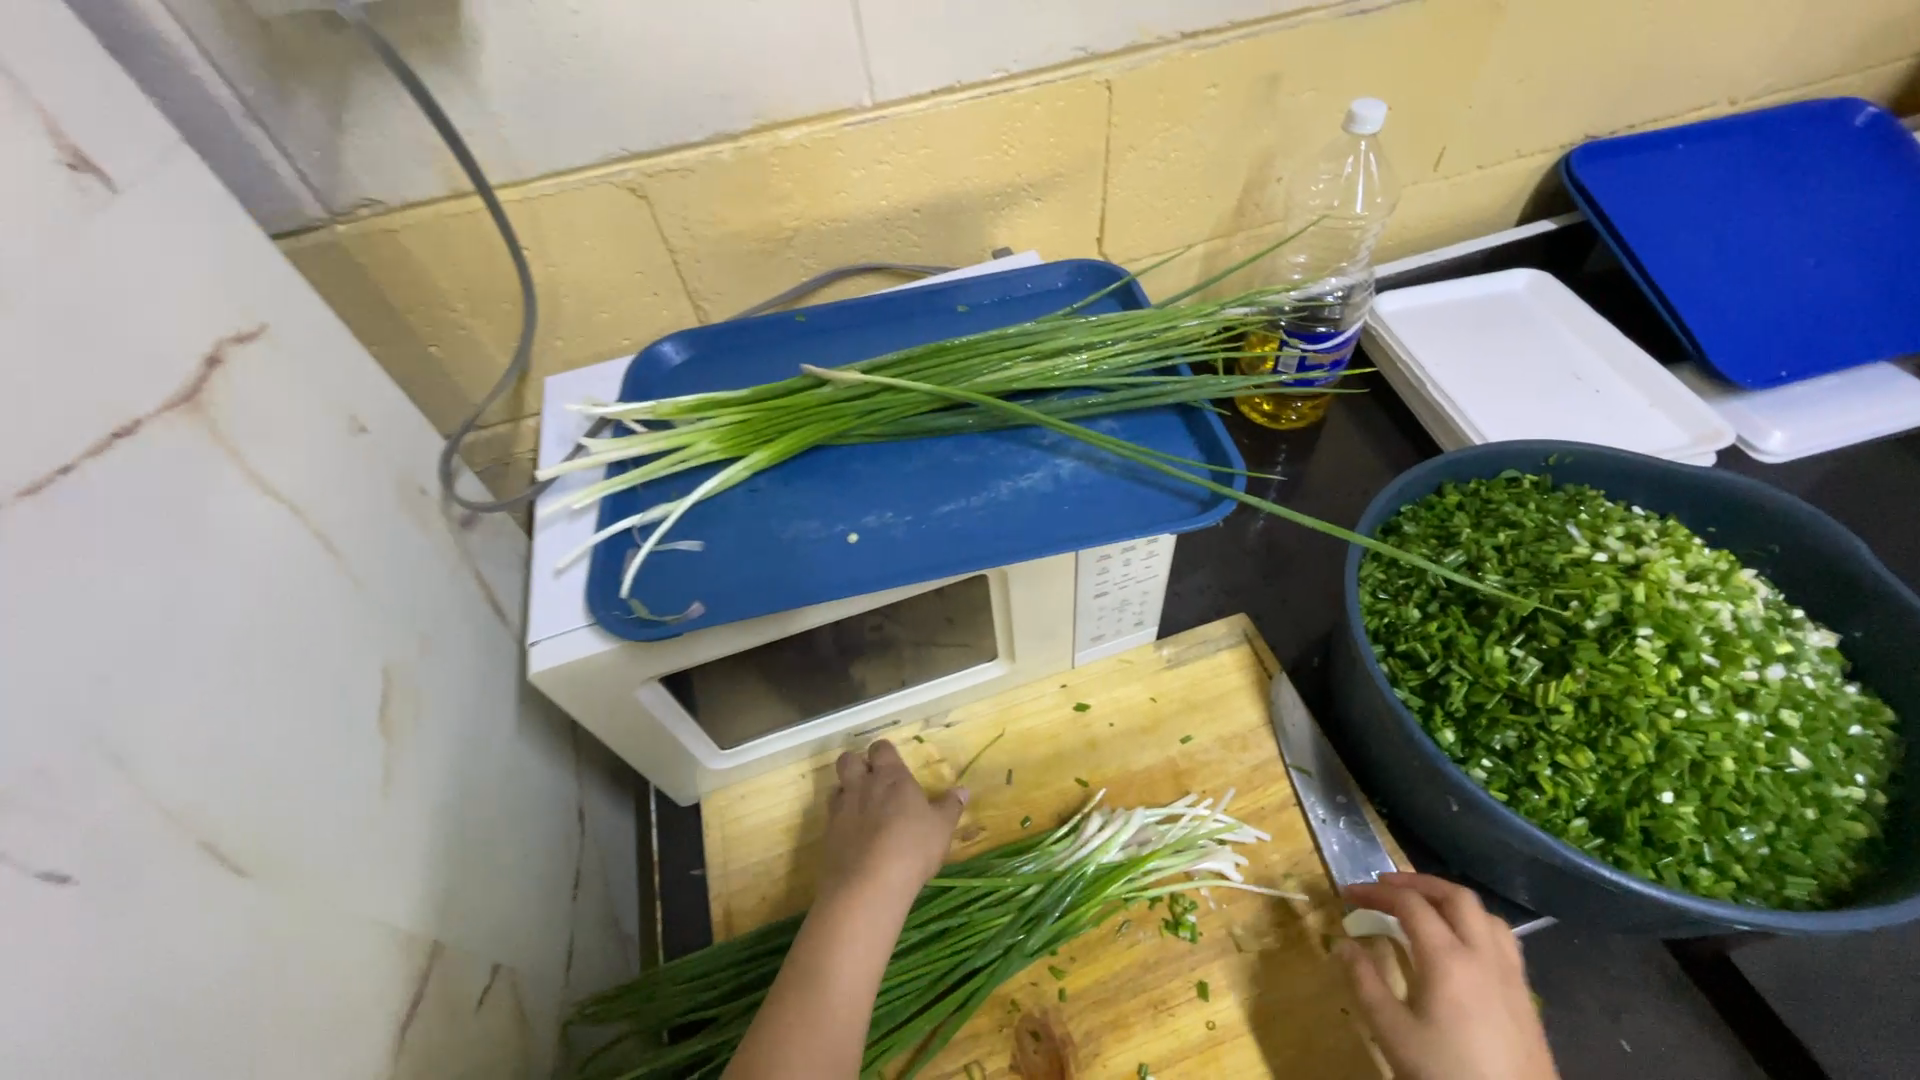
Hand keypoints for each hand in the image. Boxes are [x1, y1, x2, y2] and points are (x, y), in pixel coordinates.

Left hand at [818, 740, 966, 905]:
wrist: (868, 885)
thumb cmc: (912, 848)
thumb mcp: (941, 828)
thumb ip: (950, 807)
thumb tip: (963, 790)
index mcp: (891, 777)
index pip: (881, 749)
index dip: (884, 753)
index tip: (892, 763)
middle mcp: (861, 786)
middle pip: (848, 760)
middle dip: (856, 764)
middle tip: (871, 781)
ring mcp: (841, 810)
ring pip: (836, 787)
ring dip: (845, 792)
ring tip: (860, 809)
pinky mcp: (827, 835)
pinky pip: (830, 818)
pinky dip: (839, 822)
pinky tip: (852, 838)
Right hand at [1337, 872, 1558, 1079]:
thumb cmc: (1445, 1073)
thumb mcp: (1392, 1032)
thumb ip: (1365, 982)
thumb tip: (1343, 943)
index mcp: (1448, 959)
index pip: (1409, 904)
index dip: (1374, 892)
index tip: (1346, 893)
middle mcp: (1484, 955)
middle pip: (1454, 896)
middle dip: (1416, 882)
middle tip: (1384, 886)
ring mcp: (1511, 975)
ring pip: (1485, 914)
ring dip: (1450, 900)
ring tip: (1424, 907)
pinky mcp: (1525, 996)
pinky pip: (1503, 939)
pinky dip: (1475, 924)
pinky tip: (1461, 945)